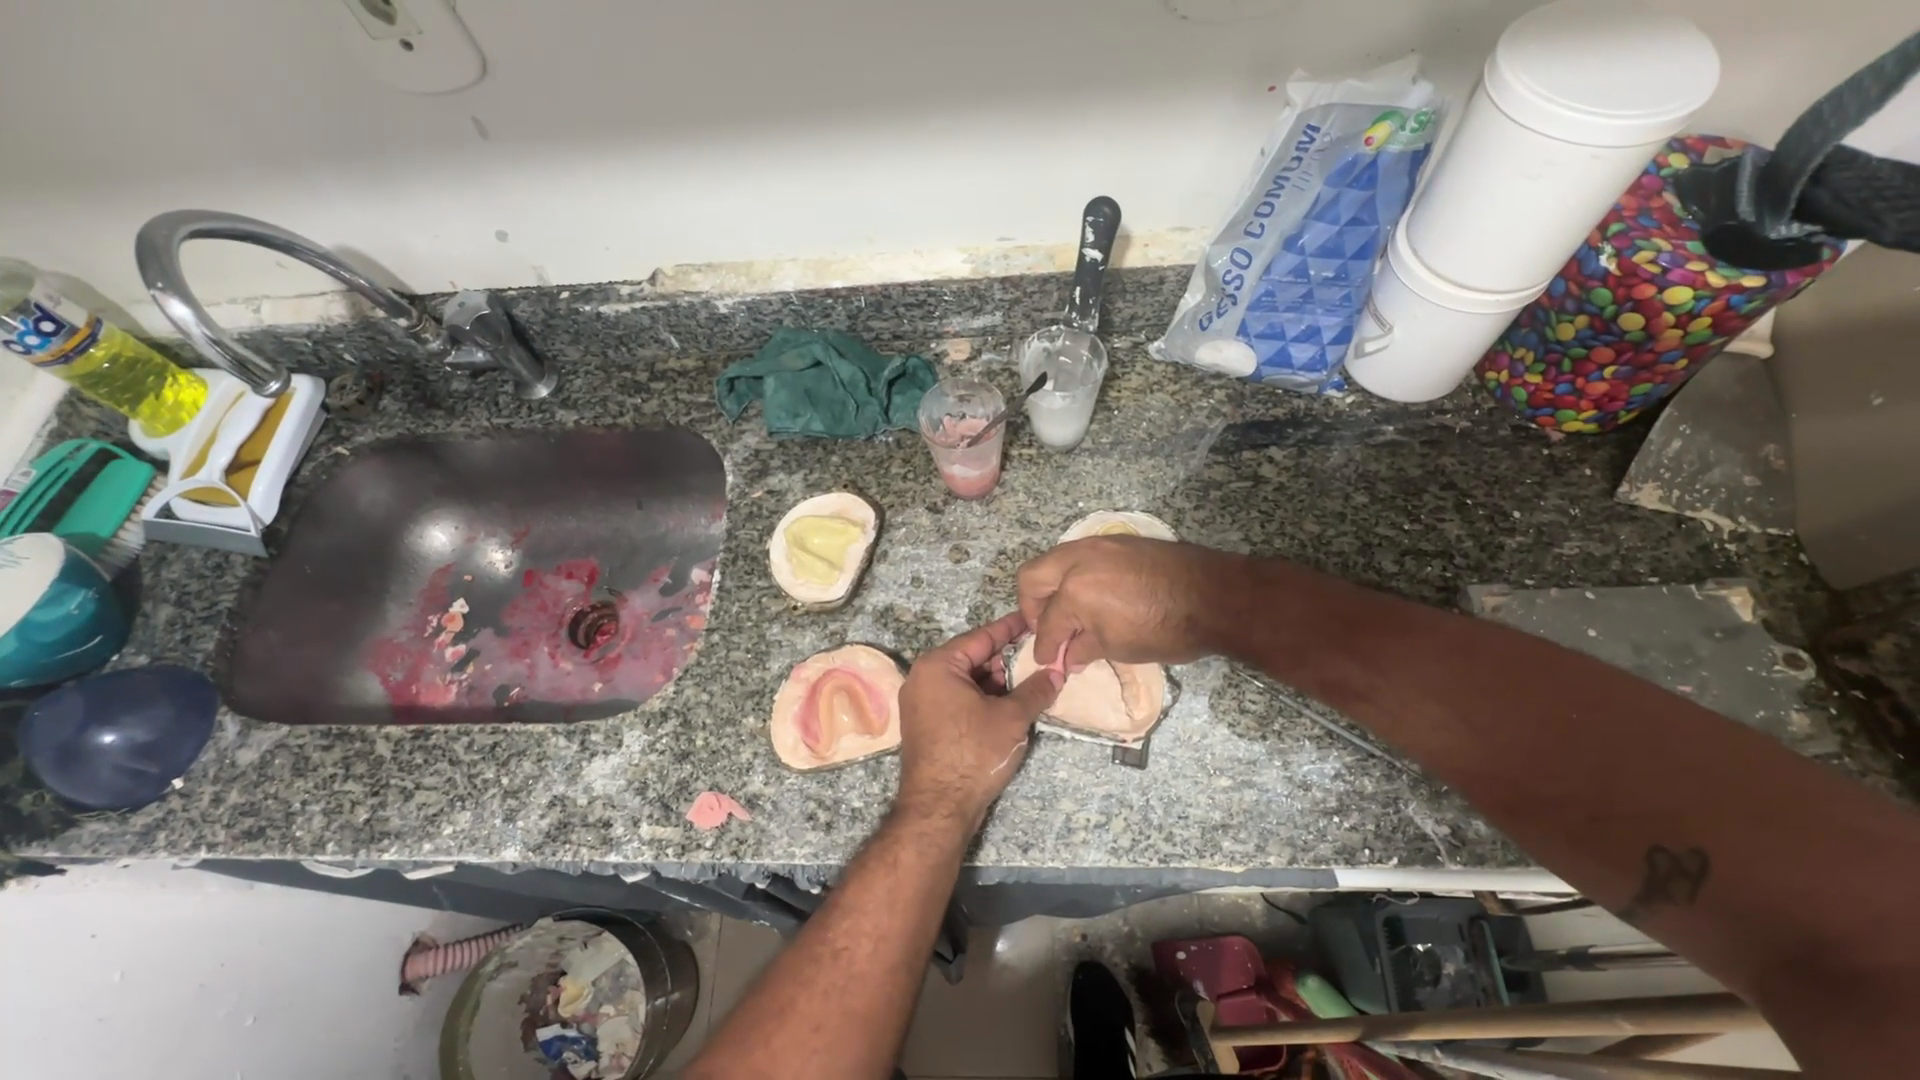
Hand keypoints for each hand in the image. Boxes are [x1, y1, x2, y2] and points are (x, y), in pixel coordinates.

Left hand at [896, 613, 1061, 828]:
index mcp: (938, 665)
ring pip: (966, 681)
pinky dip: (980, 699)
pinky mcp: (924, 724)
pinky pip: (956, 699)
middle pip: (972, 658)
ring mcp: (920, 702)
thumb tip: (1057, 671)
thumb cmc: (974, 753)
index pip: (981, 636)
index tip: (1033, 620)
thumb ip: (1035, 689)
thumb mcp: (1012, 717)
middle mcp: (923, 677)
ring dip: (995, 683)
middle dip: (1004, 661)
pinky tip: (1006, 708)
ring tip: (1027, 686)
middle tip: (1038, 660)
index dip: (1010, 629)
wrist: (939, 806)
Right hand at [1017, 537, 1242, 670]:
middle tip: (1048, 629)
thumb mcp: (1119, 647)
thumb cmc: (1167, 630)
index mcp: (1075, 592)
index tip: (1048, 660)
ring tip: (1069, 613)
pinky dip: (1075, 575)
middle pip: (1032, 577)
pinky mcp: (1118, 541)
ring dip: (1053, 587)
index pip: (1047, 624)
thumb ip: (1084, 648)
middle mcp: (1079, 560)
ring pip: (1054, 560)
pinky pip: (1080, 555)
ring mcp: (1098, 545)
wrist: (1216, 596)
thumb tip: (1066, 657)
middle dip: (1033, 606)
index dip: (1045, 647)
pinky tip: (1092, 597)